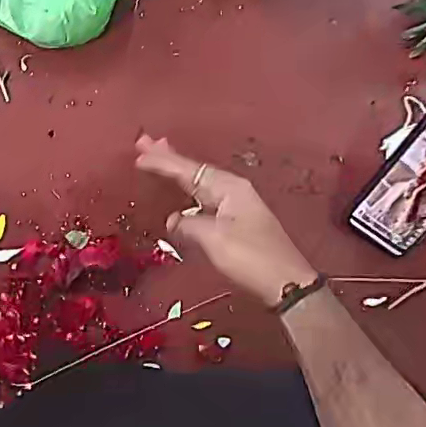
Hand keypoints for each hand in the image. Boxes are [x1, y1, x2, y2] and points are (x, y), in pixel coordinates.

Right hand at [135, 135, 317, 307]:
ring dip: (175, 171)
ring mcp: (234, 205)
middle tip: (144, 142)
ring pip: (197, 182)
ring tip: (155, 155)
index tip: (139, 151)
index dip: (163, 162)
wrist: (286, 284)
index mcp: (228, 188)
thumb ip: (188, 225)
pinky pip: (202, 197)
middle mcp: (231, 190)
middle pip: (193, 170)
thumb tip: (173, 220)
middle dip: (168, 157)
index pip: (189, 170)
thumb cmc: (251, 258)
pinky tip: (178, 190)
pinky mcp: (233, 222)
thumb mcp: (215, 239)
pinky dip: (185, 190)